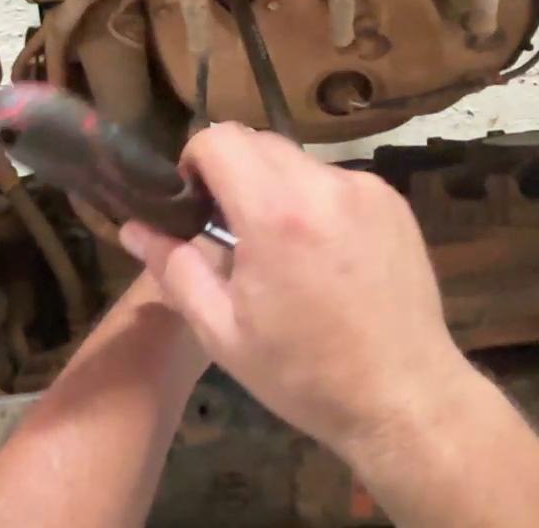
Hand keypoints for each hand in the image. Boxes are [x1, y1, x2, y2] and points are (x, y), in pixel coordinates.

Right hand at [119, 123, 471, 455]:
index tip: (196, 200)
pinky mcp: (392, 199)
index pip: (220, 139)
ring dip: (275, 186)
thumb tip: (132, 227)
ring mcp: (365, 187)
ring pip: (297, 160)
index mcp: (275, 213)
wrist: (406, 399)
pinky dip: (315, 199)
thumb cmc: (304, 374)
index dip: (195, 160)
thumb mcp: (222, 331)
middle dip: (233, 172)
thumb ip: (173, 268)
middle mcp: (324, 184)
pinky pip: (334, 179)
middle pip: (257, 142)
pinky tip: (323, 252)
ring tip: (282, 247)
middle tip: (232, 227)